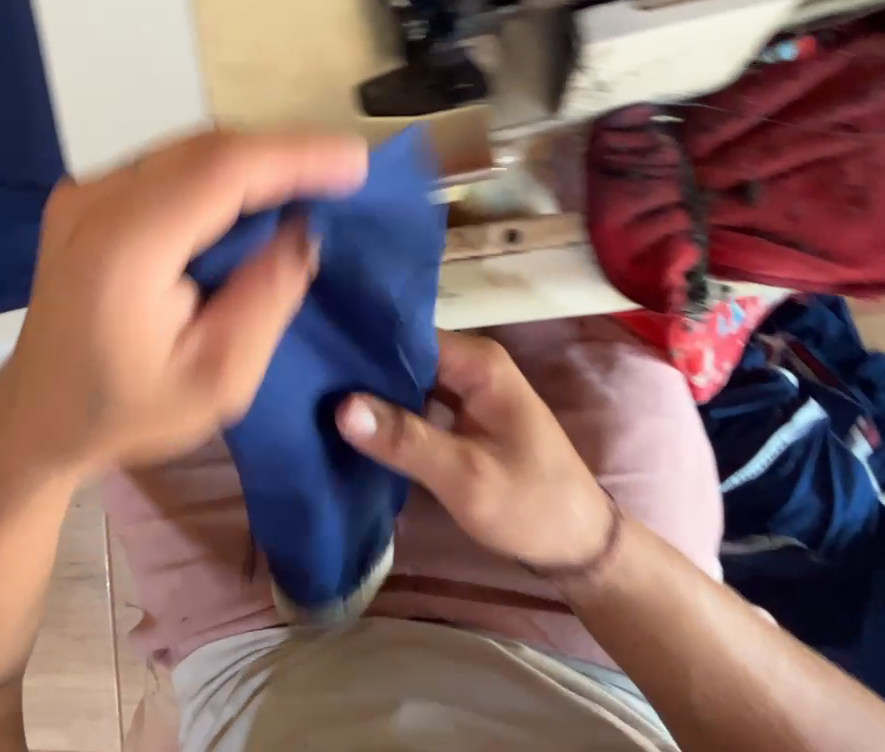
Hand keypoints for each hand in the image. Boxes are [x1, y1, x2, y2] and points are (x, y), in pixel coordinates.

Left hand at [0, 130, 368, 477]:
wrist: (37, 418)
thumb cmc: (125, 411)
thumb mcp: (217, 380)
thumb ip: (266, 298)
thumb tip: (300, 229)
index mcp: (125, 248)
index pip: (221, 170)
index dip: (294, 156)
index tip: (355, 160)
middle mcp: (95, 202)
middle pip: (204, 149)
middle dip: (278, 154)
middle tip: (338, 176)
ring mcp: (82, 194)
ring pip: (185, 150)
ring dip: (248, 162)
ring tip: (303, 187)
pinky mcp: (83, 199)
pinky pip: (164, 165)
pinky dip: (214, 173)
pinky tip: (244, 202)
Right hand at [336, 331, 615, 574]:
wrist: (580, 550)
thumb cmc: (531, 507)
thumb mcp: (465, 477)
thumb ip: (405, 440)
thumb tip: (341, 406)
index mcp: (478, 362)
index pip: (405, 334)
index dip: (361, 343)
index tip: (314, 354)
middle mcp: (470, 365)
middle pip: (401, 354)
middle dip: (358, 367)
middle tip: (304, 377)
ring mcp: (465, 390)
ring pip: (404, 379)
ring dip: (368, 391)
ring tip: (312, 393)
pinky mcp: (458, 415)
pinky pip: (412, 401)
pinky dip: (384, 411)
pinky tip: (346, 420)